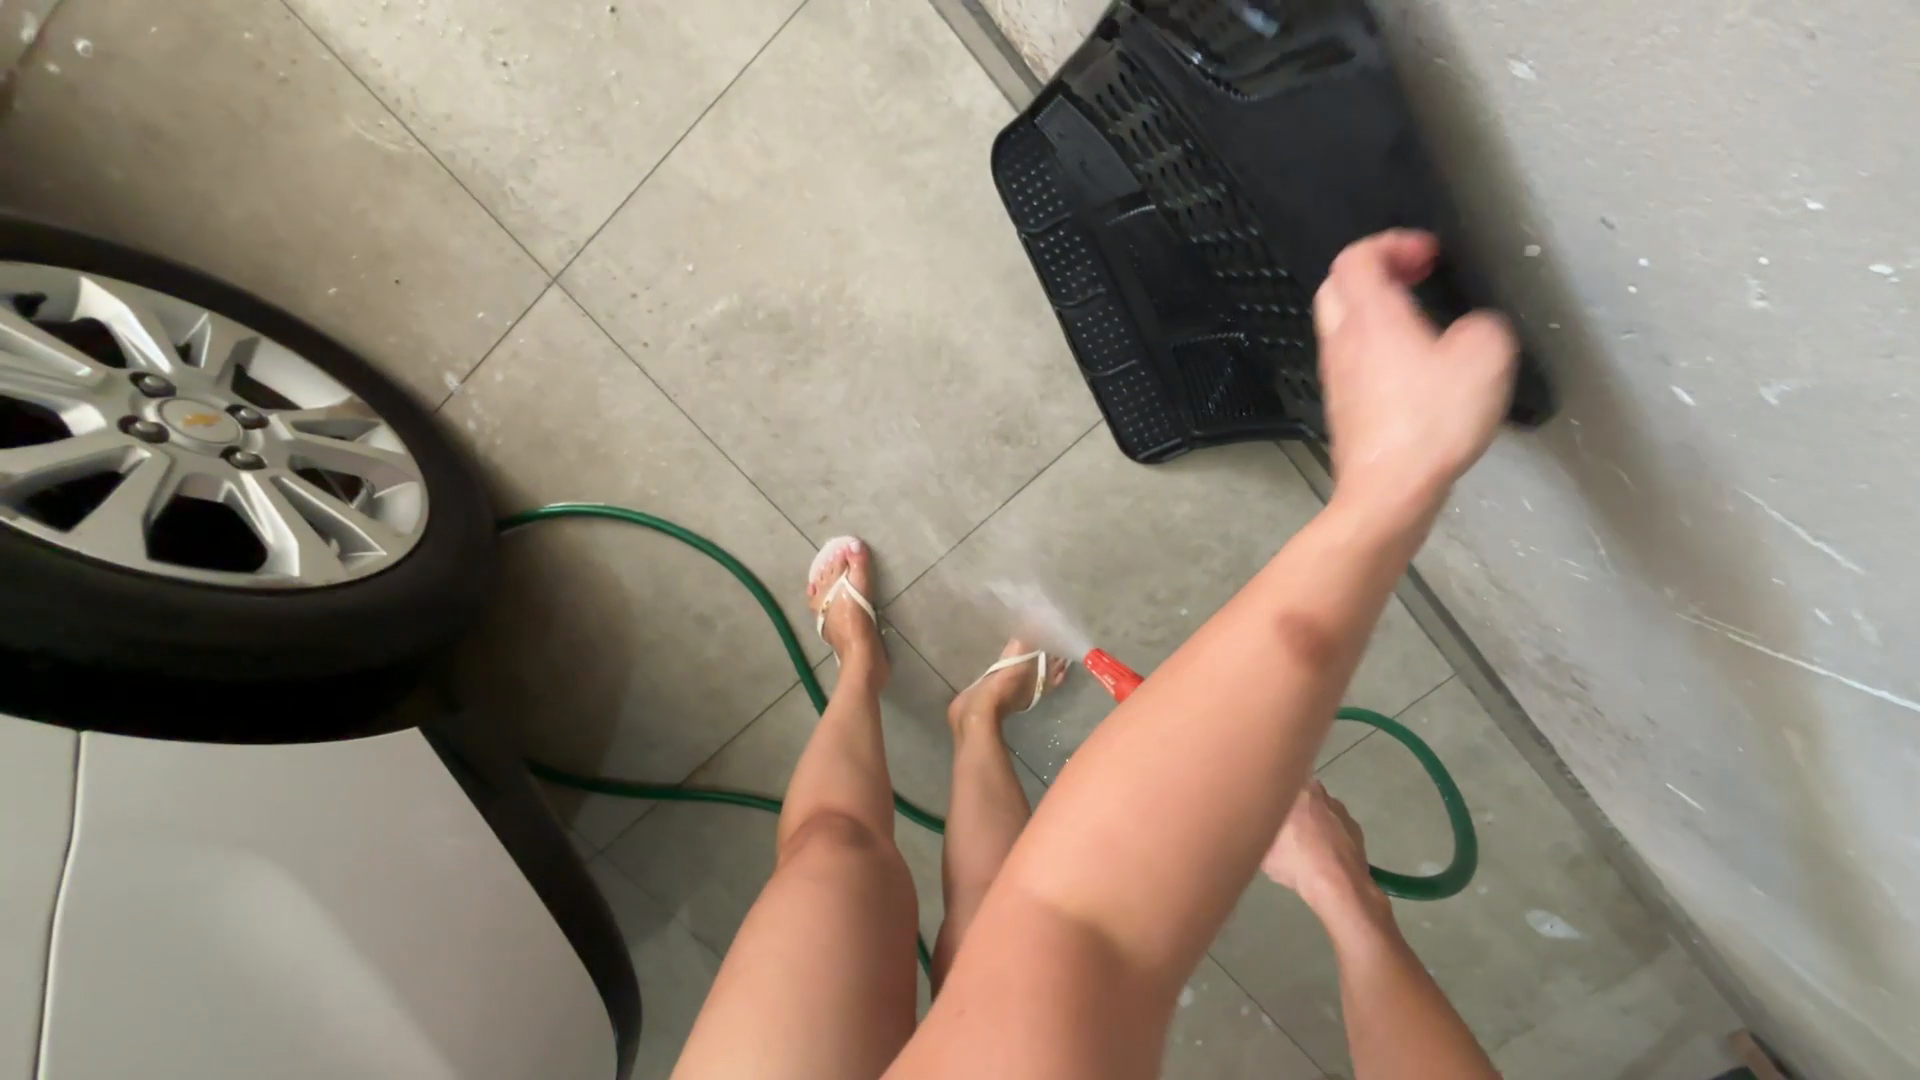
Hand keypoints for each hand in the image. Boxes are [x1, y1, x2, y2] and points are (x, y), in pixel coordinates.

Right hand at [1263, 780, 1387, 921]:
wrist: (1338, 886)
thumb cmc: (1295, 860)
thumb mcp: (1262, 849)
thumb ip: (1258, 831)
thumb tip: (1254, 829)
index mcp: (1294, 789)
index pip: (1281, 780)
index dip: (1273, 792)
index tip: (1267, 805)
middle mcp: (1319, 792)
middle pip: (1301, 794)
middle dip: (1293, 806)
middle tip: (1283, 826)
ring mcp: (1340, 811)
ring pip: (1320, 810)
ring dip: (1313, 822)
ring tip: (1305, 846)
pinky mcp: (1356, 829)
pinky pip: (1336, 827)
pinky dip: (1330, 836)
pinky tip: (1324, 856)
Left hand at [1314, 230, 1518, 520]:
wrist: (1387, 489)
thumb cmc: (1428, 425)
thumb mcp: (1485, 356)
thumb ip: (1482, 326)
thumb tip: (1472, 330)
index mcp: (1370, 318)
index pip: (1355, 258)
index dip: (1391, 243)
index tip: (1428, 255)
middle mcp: (1343, 343)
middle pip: (1336, 286)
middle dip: (1375, 271)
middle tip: (1416, 276)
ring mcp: (1336, 376)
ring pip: (1339, 324)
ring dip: (1373, 310)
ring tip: (1418, 318)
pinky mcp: (1342, 405)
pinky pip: (1350, 360)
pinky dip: (1374, 346)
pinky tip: (1410, 365)